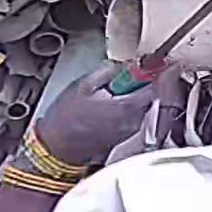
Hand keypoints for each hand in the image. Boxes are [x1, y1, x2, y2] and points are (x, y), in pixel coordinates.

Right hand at [36, 63, 170, 165]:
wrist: (54, 149)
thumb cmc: (65, 120)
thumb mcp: (83, 85)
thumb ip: (109, 70)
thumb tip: (127, 62)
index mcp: (127, 107)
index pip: (157, 85)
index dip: (156, 71)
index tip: (152, 63)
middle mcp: (135, 120)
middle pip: (153, 94)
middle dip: (143, 82)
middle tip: (127, 77)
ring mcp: (132, 129)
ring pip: (145, 104)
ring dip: (136, 94)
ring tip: (113, 93)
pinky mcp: (128, 135)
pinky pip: (137, 114)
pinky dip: (130, 106)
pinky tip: (111, 105)